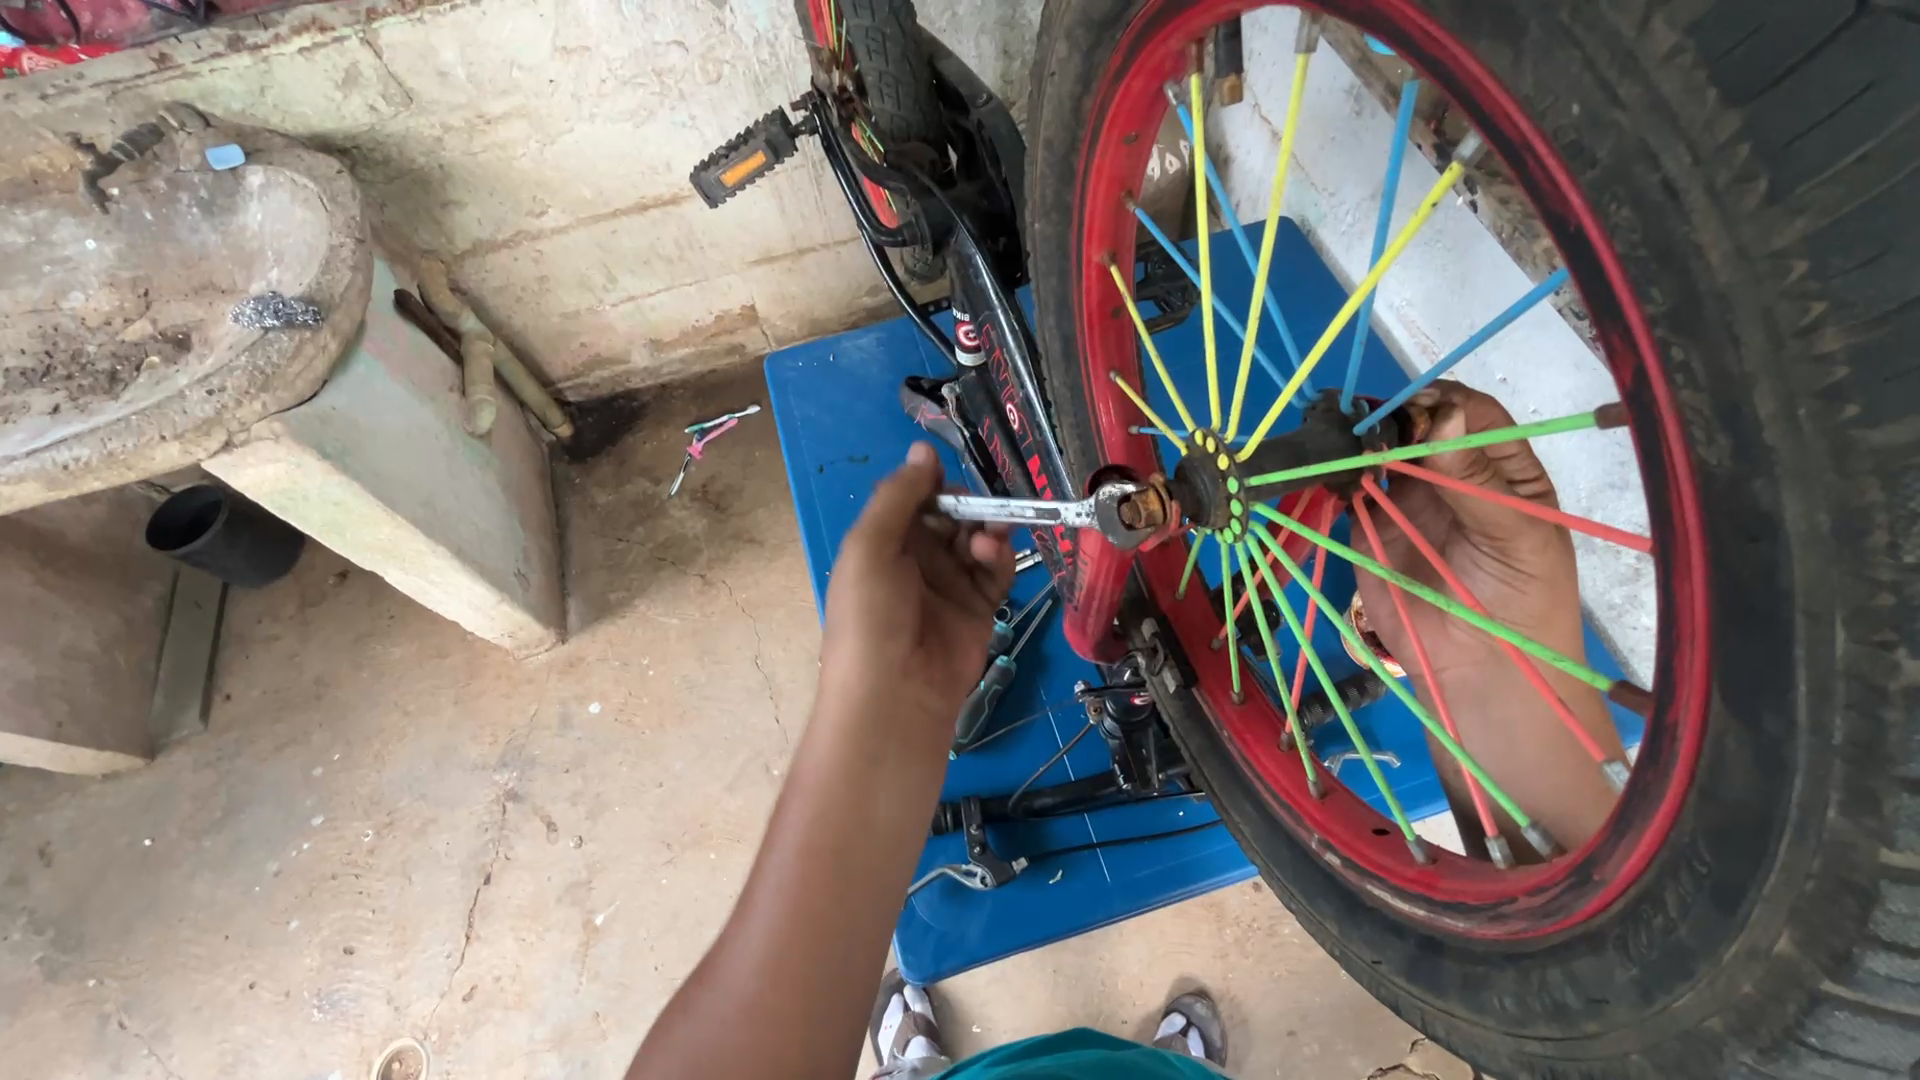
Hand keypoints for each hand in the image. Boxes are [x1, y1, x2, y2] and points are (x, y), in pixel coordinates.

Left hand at [819, 443, 1014, 744]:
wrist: (896, 692)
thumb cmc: (871, 614)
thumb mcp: (870, 546)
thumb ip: (898, 496)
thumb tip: (923, 450)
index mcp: (882, 543)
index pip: (912, 499)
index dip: (930, 483)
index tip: (943, 474)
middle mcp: (916, 560)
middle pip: (950, 514)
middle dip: (964, 504)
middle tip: (971, 508)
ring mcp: (949, 583)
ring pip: (976, 538)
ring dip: (984, 527)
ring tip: (984, 537)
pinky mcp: (980, 607)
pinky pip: (996, 570)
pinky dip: (999, 556)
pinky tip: (991, 554)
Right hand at [1351, 381, 1622, 850]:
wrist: (1476, 672)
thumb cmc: (1519, 605)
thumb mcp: (1516, 538)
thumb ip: (1477, 480)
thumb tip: (1444, 415)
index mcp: (1501, 470)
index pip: (1473, 414)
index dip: (1445, 404)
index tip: (1419, 413)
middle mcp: (1451, 475)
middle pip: (1419, 425)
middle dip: (1395, 414)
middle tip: (1368, 419)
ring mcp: (1404, 499)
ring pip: (1379, 451)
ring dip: (1360, 437)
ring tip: (1340, 431)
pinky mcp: (1366, 525)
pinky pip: (1349, 487)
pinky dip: (1337, 470)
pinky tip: (1328, 462)